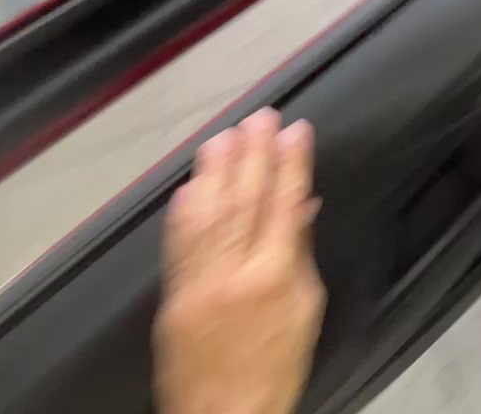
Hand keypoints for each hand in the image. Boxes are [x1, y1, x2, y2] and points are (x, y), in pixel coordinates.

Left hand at [155, 109, 325, 413]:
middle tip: (260, 118)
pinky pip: (178, 246)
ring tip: (224, 136)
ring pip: (207, 216)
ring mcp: (198, 285)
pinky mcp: (173, 299)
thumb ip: (301, 252)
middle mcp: (233, 273)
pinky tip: (190, 185)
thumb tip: (303, 207)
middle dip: (253, 155)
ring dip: (216, 172)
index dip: (292, 164)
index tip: (296, 129)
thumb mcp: (307, 306)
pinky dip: (184, 212)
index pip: (285, 205)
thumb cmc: (280, 363)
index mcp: (274, 276)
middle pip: (243, 201)